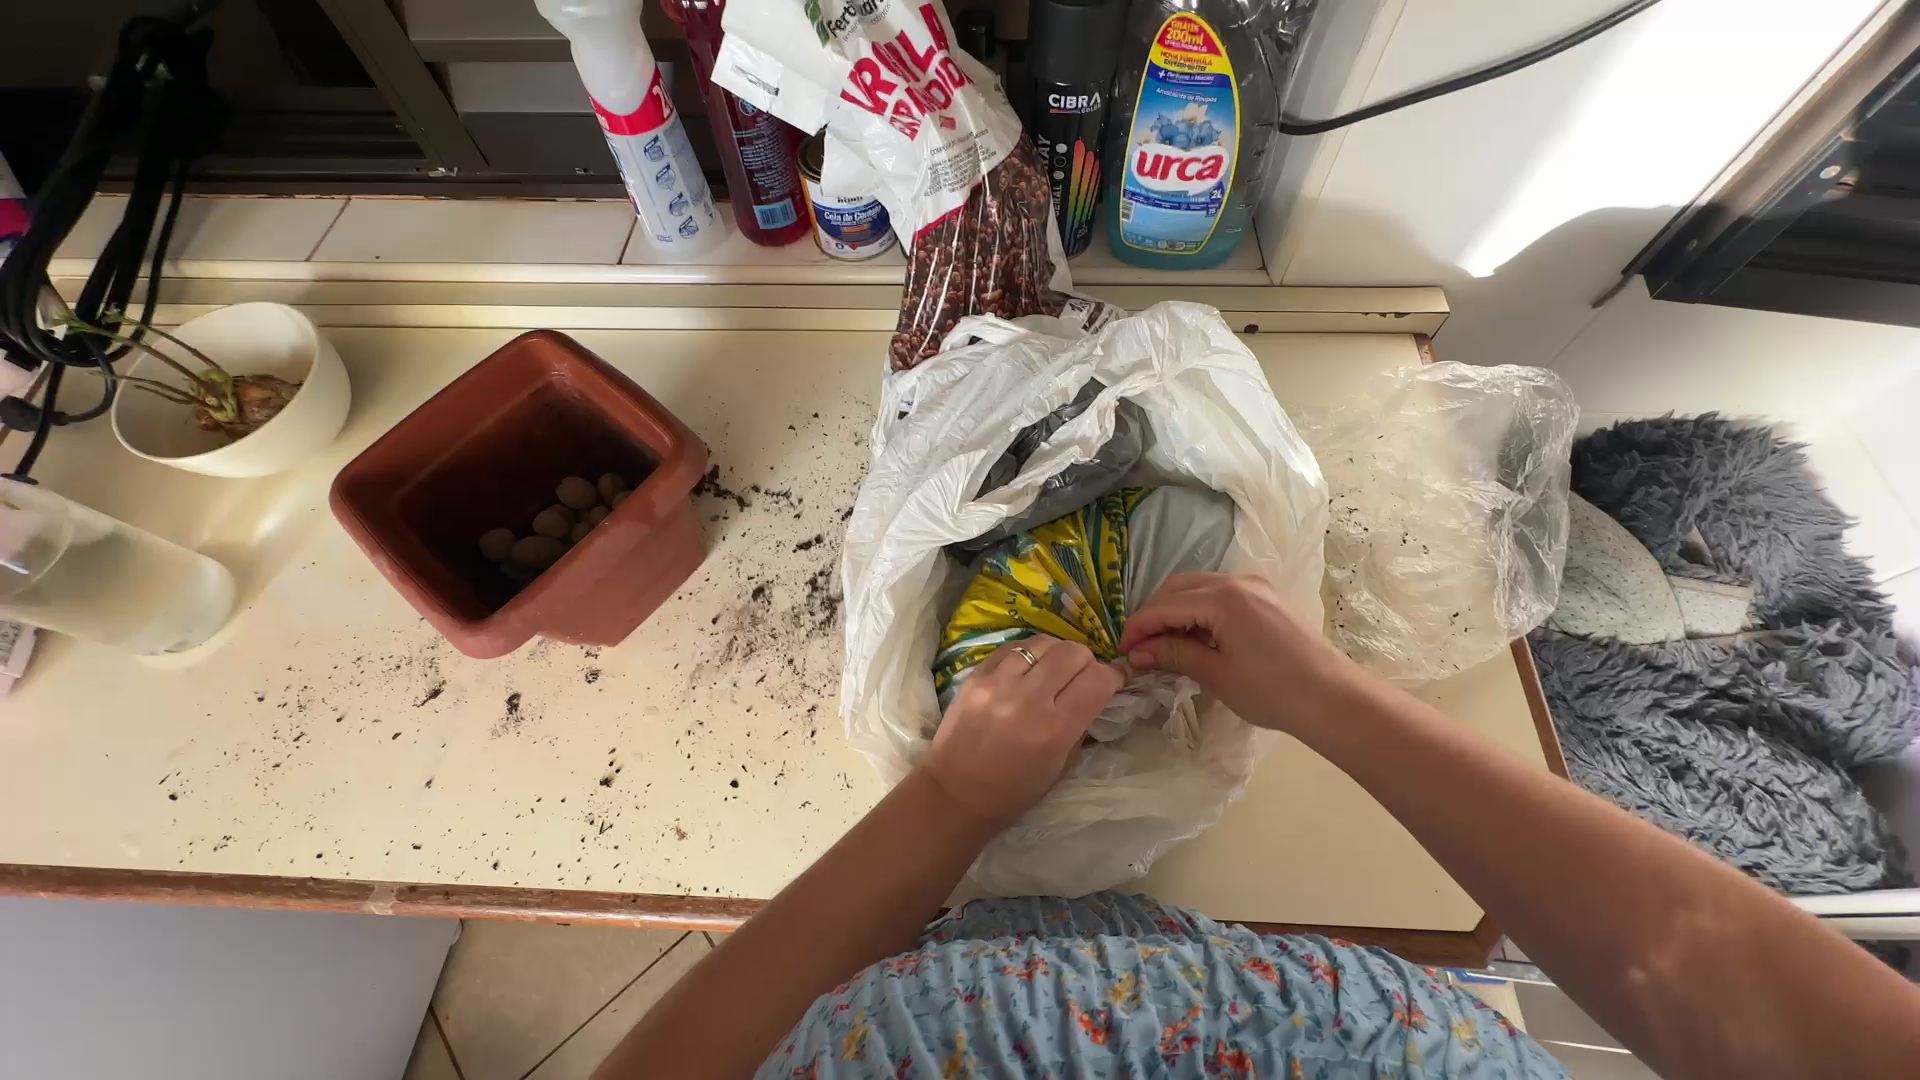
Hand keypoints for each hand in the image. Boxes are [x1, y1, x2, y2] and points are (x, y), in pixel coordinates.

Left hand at [919, 635, 1123, 831]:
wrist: (955, 793)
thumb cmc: (1014, 791)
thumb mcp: (1061, 766)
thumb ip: (1081, 725)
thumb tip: (1096, 694)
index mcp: (1055, 729)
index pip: (1098, 680)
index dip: (1113, 676)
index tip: (1114, 680)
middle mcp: (1028, 699)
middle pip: (1074, 652)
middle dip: (1087, 661)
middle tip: (1082, 676)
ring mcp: (998, 683)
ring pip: (1043, 642)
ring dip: (1057, 654)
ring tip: (1053, 670)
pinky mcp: (976, 675)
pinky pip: (1013, 647)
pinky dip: (1027, 654)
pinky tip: (1027, 670)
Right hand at [1118, 572, 1359, 733]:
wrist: (1333, 699)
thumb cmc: (1272, 691)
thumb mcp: (1216, 674)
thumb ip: (1174, 654)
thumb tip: (1137, 653)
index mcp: (1224, 598)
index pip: (1165, 605)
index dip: (1139, 627)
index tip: (1122, 651)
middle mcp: (1238, 581)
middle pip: (1178, 587)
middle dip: (1154, 614)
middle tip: (1140, 647)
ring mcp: (1256, 586)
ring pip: (1198, 587)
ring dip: (1175, 611)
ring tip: (1164, 645)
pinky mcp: (1266, 597)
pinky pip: (1220, 594)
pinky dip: (1199, 610)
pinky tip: (1195, 637)